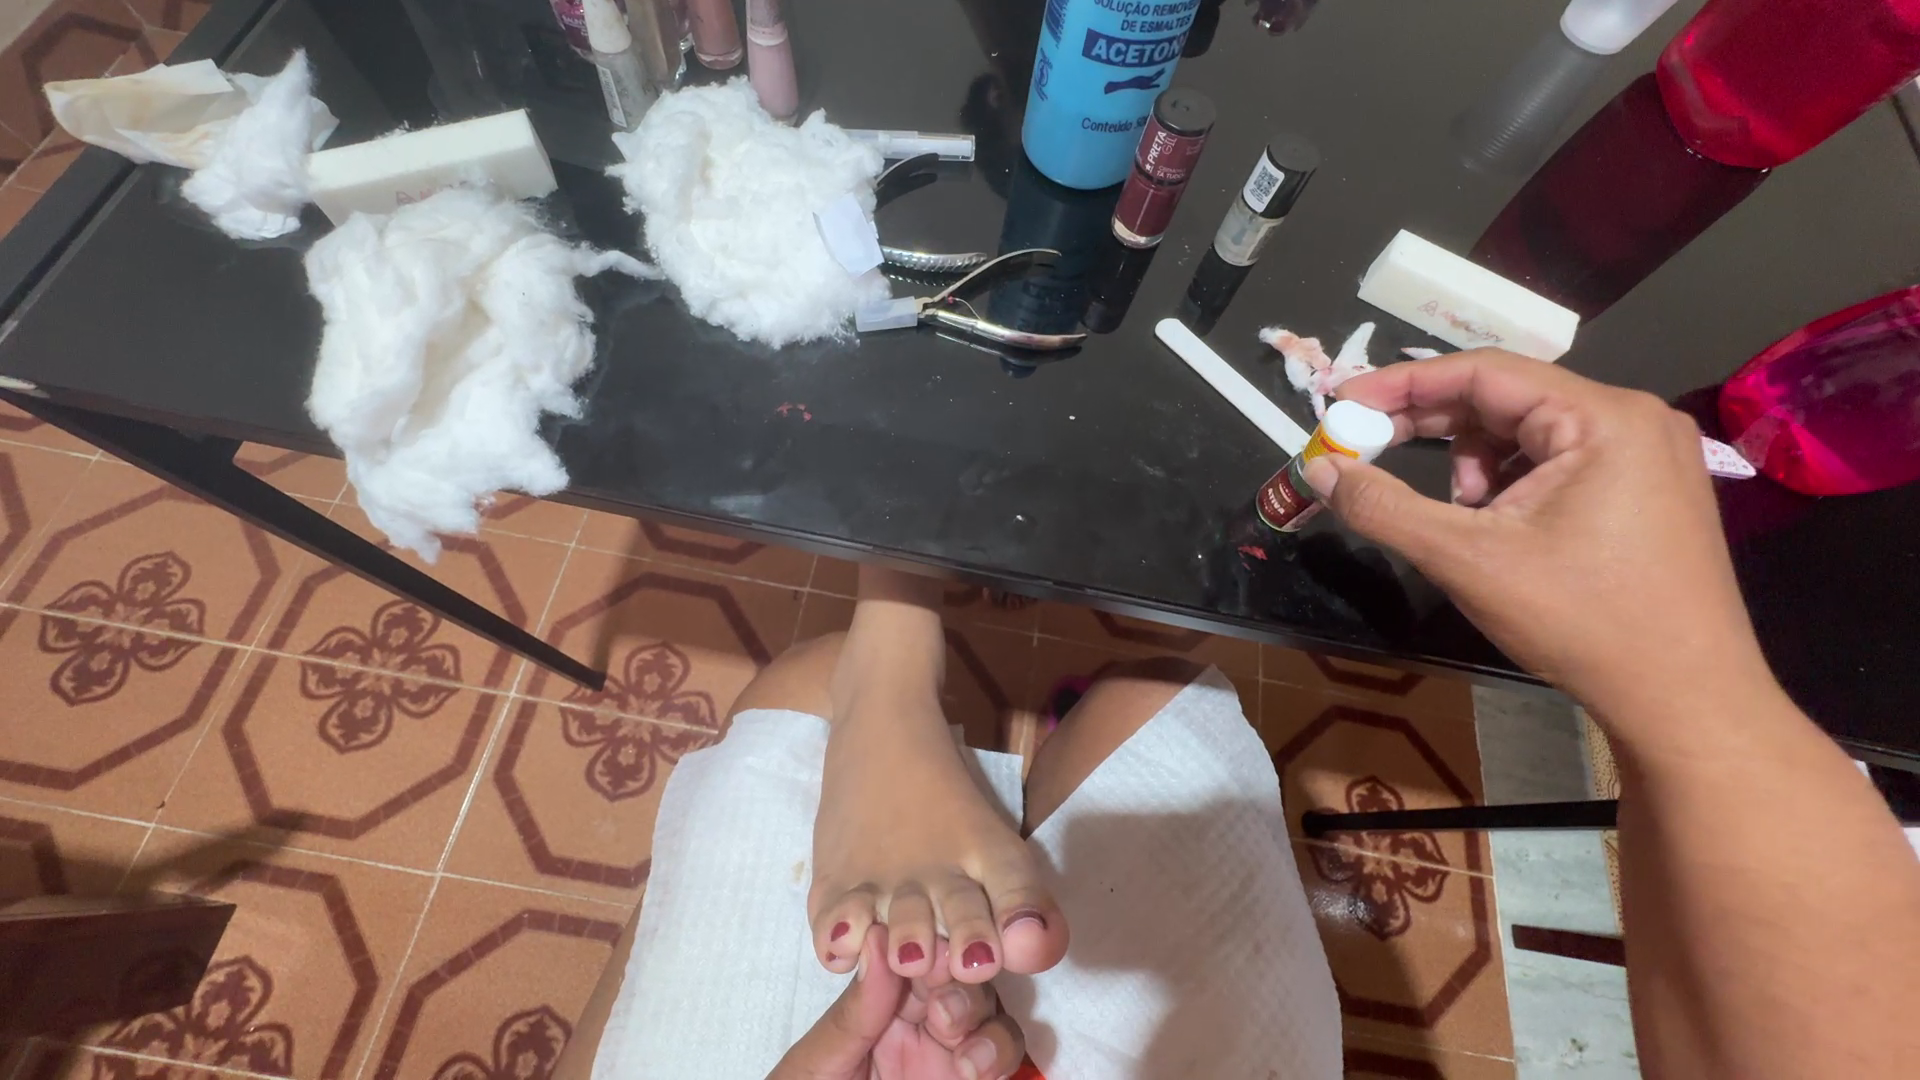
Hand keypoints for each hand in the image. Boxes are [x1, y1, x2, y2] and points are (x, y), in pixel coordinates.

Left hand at [771, 927, 1025, 1079]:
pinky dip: (1001, 1054)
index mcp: (878, 1003)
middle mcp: (921, 1024)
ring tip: (959, 1048)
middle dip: (962, 978)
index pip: (915, 953)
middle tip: (942, 1010)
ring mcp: (950, 1058)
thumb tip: (879, 934)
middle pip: (962, 974)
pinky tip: (975, 1070)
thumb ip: (855, 1010)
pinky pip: (1007, 1058)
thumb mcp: (818, 1065)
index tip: (927, 952)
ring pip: (992, 1012)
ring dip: (985, 1018)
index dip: (928, 942)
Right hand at [1308, 350, 1775, 728]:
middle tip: (1361, 448)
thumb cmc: (1578, 618)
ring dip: (1465, 462)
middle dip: (1425, 424)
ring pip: (1520, 431)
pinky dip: (1500, 482)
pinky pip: (1547, 460)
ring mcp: (1639, 454)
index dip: (1401, 383)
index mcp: (1600, 418)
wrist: (1681, 696)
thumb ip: (1382, 506)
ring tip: (1452, 515)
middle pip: (1501, 398)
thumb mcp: (1463, 558)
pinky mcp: (1637, 488)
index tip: (1341, 402)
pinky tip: (1489, 524)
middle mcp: (1628, 419)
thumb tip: (1317, 467)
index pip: (1482, 373)